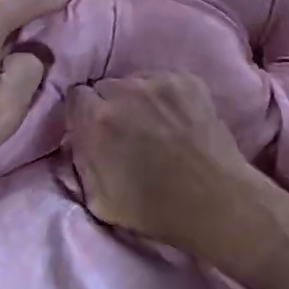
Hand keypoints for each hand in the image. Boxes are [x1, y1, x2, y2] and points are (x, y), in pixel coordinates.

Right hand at [66, 72, 262, 253]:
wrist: (213, 200)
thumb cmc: (153, 208)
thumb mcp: (98, 199)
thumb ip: (81, 160)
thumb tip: (80, 140)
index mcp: (97, 119)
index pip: (76, 96)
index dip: (83, 114)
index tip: (94, 129)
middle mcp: (125, 90)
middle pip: (106, 87)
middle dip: (110, 106)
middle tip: (126, 130)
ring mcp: (159, 81)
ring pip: (136, 81)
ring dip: (138, 98)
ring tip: (155, 123)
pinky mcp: (188, 79)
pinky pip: (164, 80)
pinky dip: (166, 95)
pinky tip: (176, 118)